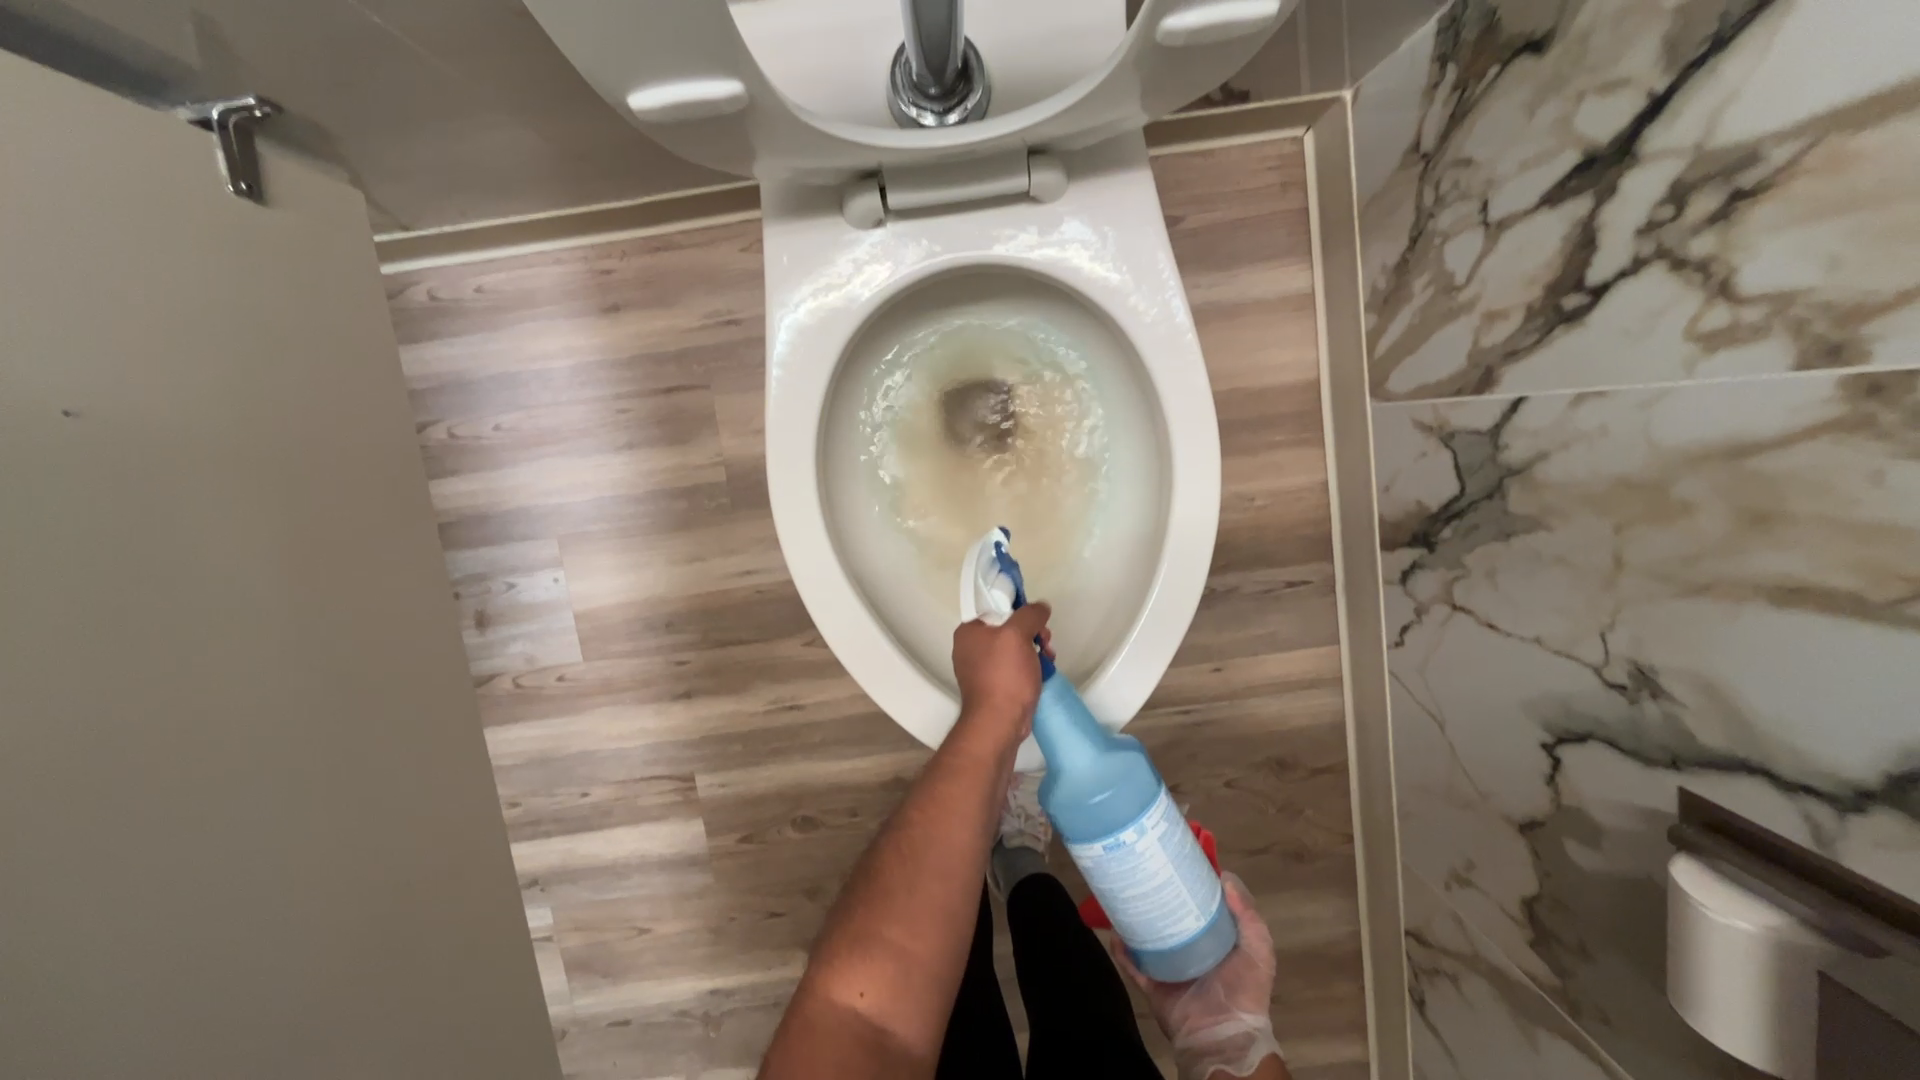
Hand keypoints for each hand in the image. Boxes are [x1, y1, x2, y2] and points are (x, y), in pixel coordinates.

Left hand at [950, 603, 1052, 747]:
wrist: (999, 723)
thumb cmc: (1004, 675)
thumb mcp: (1018, 634)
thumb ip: (1030, 614)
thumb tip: (1041, 607)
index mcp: (968, 632)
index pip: (996, 609)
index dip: (1020, 612)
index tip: (1036, 622)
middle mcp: (970, 649)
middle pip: (1008, 629)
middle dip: (1032, 634)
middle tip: (1045, 643)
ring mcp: (981, 670)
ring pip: (1014, 649)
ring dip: (1034, 651)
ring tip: (1048, 660)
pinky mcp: (993, 687)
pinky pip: (1014, 669)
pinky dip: (1029, 668)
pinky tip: (1042, 673)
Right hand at [1110, 873, 1285, 1079]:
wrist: (1222, 1037)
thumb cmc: (1244, 992)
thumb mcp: (1258, 950)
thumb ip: (1248, 915)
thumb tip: (1224, 876)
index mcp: (1214, 939)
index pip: (1199, 905)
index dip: (1189, 883)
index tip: (1175, 859)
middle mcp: (1189, 948)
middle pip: (1169, 916)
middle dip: (1157, 896)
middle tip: (1142, 872)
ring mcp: (1168, 966)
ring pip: (1146, 936)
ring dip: (1135, 918)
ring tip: (1122, 895)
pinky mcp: (1152, 983)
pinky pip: (1132, 962)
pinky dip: (1122, 949)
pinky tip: (1114, 931)